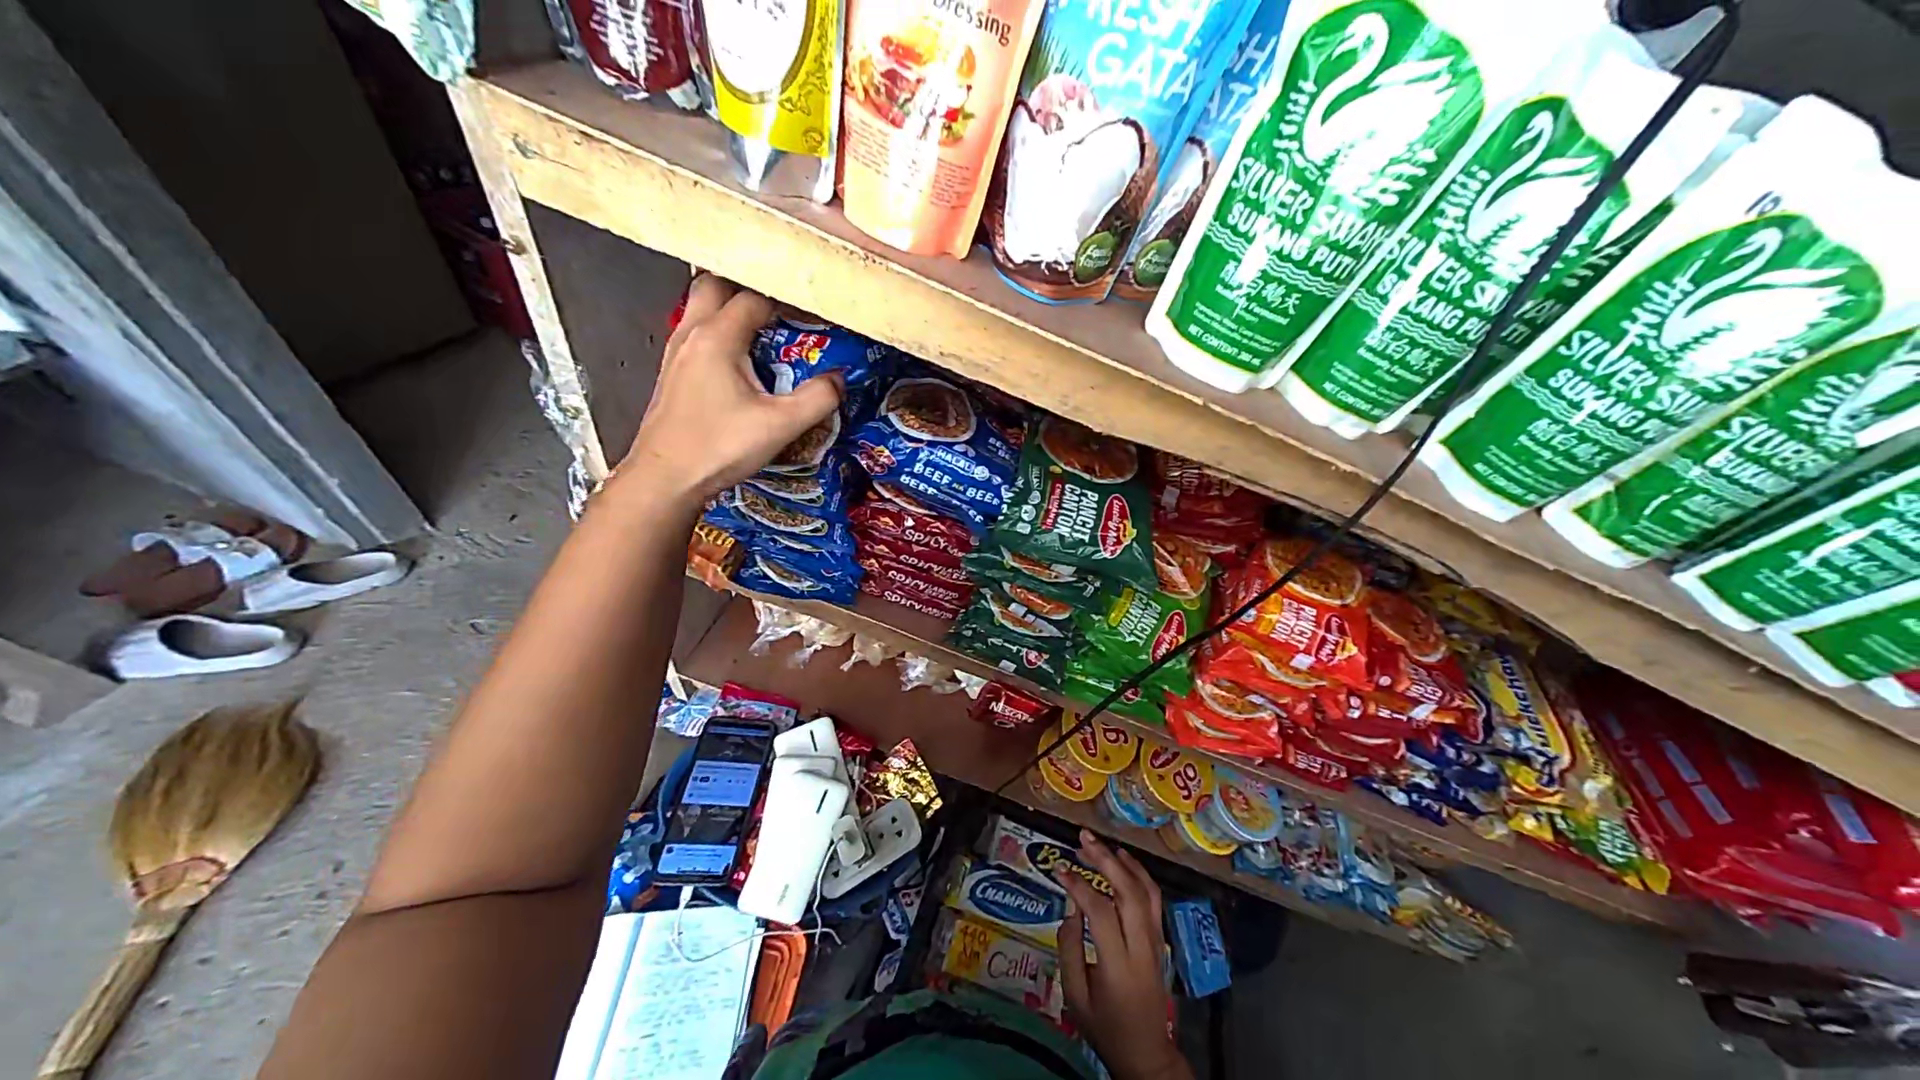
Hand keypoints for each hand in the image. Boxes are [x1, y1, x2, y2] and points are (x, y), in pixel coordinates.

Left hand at [617, 275, 841, 503]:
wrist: (665, 479)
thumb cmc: (719, 449)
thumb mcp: (780, 425)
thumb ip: (817, 398)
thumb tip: (838, 380)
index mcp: (717, 337)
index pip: (755, 296)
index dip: (787, 300)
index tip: (811, 312)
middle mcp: (691, 334)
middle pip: (717, 284)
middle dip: (750, 286)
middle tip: (780, 306)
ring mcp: (676, 352)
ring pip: (701, 307)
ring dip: (731, 308)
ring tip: (765, 328)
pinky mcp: (673, 373)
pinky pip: (696, 333)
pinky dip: (719, 331)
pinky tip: (740, 360)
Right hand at [1054, 830, 1192, 1079]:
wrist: (1146, 1053)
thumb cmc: (1105, 1027)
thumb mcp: (1075, 996)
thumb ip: (1070, 949)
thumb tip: (1070, 908)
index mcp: (1118, 966)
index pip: (1100, 912)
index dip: (1078, 886)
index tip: (1059, 869)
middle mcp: (1142, 948)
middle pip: (1129, 893)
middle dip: (1106, 860)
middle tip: (1083, 838)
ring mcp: (1156, 943)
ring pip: (1147, 892)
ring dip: (1124, 863)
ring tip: (1102, 844)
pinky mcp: (1160, 941)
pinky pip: (1153, 901)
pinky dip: (1139, 876)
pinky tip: (1124, 862)